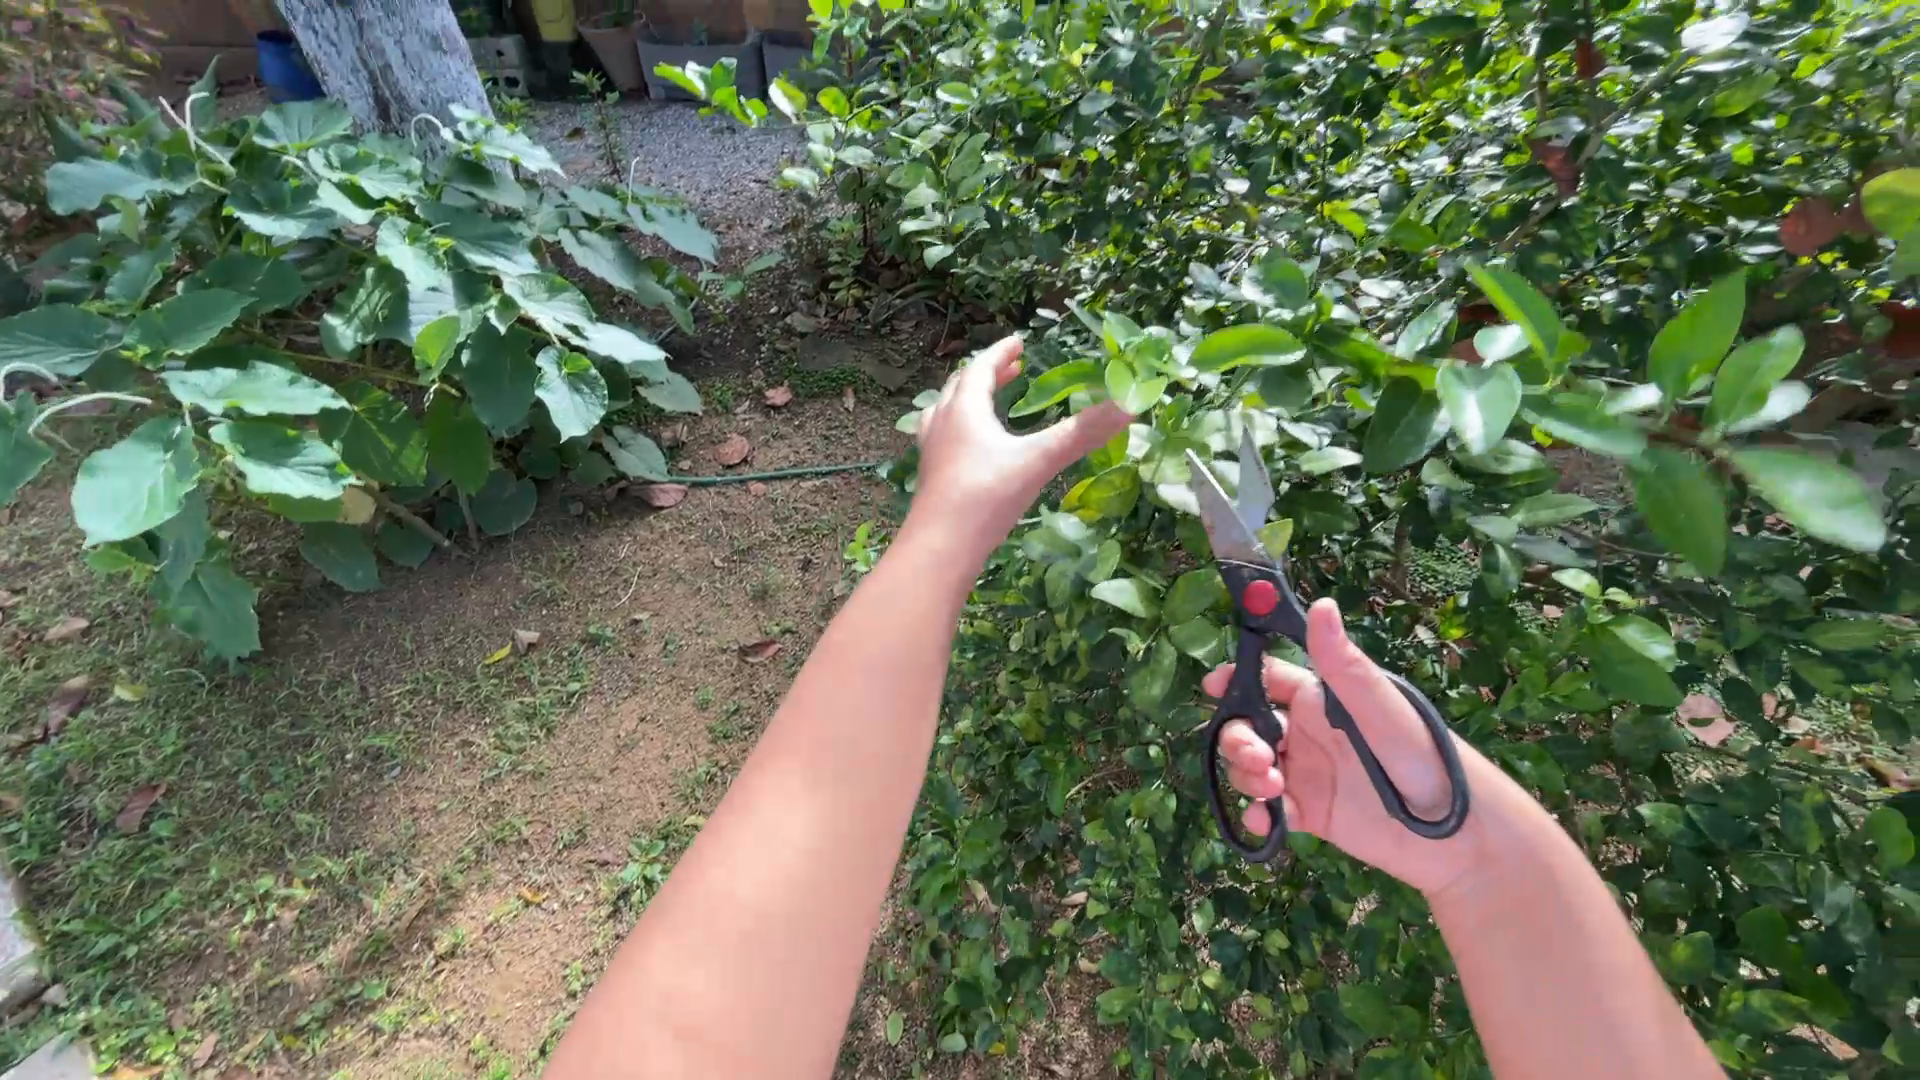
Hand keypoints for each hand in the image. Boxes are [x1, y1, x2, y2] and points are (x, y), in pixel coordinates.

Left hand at [907, 337, 1129, 564]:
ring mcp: (931, 453)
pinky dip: (959, 433)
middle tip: (1011, 370)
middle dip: (986, 375)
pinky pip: (942, 442)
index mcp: (964, 410)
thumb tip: (1129, 406)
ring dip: (967, 402)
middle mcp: (942, 425)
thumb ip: (1081, 433)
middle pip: (960, 388)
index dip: (1000, 353)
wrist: (940, 548)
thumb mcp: (1039, 460)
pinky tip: (972, 451)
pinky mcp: (930, 480)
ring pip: (944, 414)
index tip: (1018, 342)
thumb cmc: (987, 496)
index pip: (980, 368)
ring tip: (985, 402)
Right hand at [1205, 598, 1505, 896]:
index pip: (1264, 679)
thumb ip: (1342, 662)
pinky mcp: (1309, 814)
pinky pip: (1268, 809)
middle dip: (1236, 738)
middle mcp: (1305, 733)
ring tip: (1271, 790)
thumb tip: (1320, 603)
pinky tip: (1265, 821)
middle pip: (1246, 725)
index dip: (1234, 680)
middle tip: (1257, 756)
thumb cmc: (1424, 756)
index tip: (1213, 686)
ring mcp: (1304, 774)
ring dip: (1246, 775)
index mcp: (1319, 700)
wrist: (1460, 837)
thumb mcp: (1380, 706)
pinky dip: (1259, 814)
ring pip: (1250, 766)